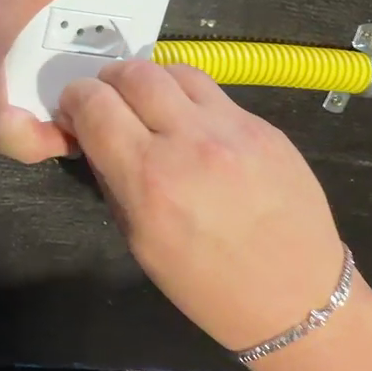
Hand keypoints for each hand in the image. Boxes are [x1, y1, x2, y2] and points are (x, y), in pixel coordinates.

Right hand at [57, 61, 343, 351]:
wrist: (296, 299)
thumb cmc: (204, 282)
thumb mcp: (137, 238)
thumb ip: (111, 177)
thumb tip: (92, 135)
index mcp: (148, 178)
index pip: (93, 104)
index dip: (74, 99)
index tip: (75, 112)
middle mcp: (189, 142)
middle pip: (132, 73)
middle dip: (108, 82)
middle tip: (109, 102)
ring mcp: (233, 130)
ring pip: (175, 71)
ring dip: (150, 82)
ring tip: (150, 106)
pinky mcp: (266, 127)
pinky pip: (214, 93)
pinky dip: (189, 100)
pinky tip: (193, 128)